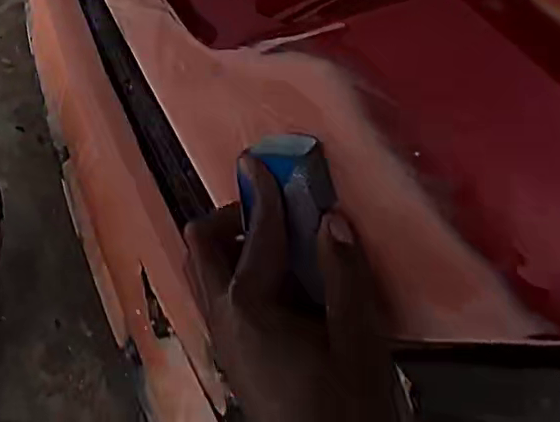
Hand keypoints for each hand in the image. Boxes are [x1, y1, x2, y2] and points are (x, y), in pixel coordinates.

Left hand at [184, 156, 403, 421]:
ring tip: (273, 245)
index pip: (256, 235)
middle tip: (270, 213)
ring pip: (202, 265)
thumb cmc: (344, 411)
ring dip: (229, 242)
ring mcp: (218, 333)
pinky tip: (273, 284)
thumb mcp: (358, 347)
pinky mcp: (227, 349)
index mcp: (248, 306)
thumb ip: (344, 279)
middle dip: (230, 215)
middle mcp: (220, 313)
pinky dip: (233, 269)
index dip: (262, 195)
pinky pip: (213, 289)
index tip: (258, 162)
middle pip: (202, 241)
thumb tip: (333, 219)